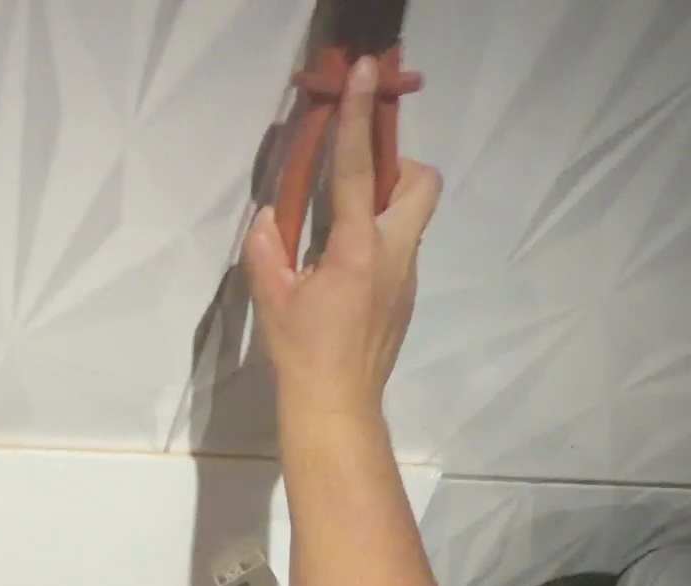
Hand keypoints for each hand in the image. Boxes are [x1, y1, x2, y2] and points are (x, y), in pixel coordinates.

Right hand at [243, 55, 440, 422]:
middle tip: (361, 187)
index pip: (359, 169)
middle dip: (401, 168)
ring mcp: (406, 278)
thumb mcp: (272, 300)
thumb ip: (267, 251)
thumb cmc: (302, 354)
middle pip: (423, 183)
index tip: (363, 74)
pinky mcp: (406, 300)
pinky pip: (399, 253)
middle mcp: (394, 254)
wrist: (336, 407)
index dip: (358, 117)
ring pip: (412, 220)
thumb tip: (268, 221)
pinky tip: (343, 284)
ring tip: (338, 245)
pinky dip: (377, 247)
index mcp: (356, 248)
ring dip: (384, 212)